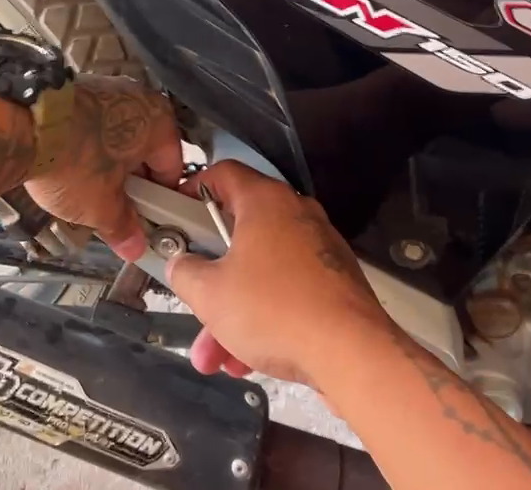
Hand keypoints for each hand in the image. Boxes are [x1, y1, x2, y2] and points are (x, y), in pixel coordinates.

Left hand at [24, 75, 183, 260]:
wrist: (23, 124)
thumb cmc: (73, 159)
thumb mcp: (102, 207)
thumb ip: (123, 227)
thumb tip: (133, 244)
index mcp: (159, 120)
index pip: (172, 167)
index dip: (160, 198)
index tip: (147, 216)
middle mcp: (138, 97)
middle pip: (144, 149)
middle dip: (132, 180)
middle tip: (117, 208)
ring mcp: (106, 88)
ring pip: (118, 135)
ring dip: (109, 161)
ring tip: (90, 190)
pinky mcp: (77, 89)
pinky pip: (93, 123)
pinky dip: (88, 144)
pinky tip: (72, 166)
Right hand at [165, 161, 395, 385]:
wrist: (353, 355)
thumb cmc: (279, 311)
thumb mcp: (209, 293)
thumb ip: (184, 272)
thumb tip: (181, 267)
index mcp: (265, 201)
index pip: (222, 173)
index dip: (194, 189)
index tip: (178, 211)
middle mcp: (295, 215)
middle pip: (239, 234)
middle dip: (210, 275)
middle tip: (192, 295)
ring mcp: (319, 249)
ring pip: (261, 271)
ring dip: (233, 309)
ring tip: (215, 353)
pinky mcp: (335, 283)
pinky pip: (287, 292)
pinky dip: (265, 318)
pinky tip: (247, 358)